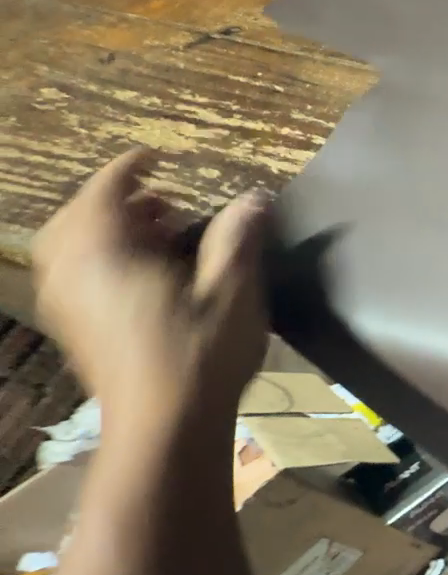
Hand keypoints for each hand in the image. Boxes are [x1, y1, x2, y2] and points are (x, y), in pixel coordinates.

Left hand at [31, 149, 270, 417]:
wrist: (165, 418)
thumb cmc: (203, 351)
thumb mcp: (234, 292)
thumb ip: (237, 240)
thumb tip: (255, 198)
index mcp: (104, 252)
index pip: (106, 192)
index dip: (131, 169)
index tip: (156, 156)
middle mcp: (70, 267)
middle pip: (80, 216)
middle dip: (119, 201)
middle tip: (165, 201)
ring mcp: (65, 298)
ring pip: (73, 244)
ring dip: (110, 229)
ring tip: (156, 234)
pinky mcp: (73, 322)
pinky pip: (75, 269)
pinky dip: (103, 255)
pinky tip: (143, 272)